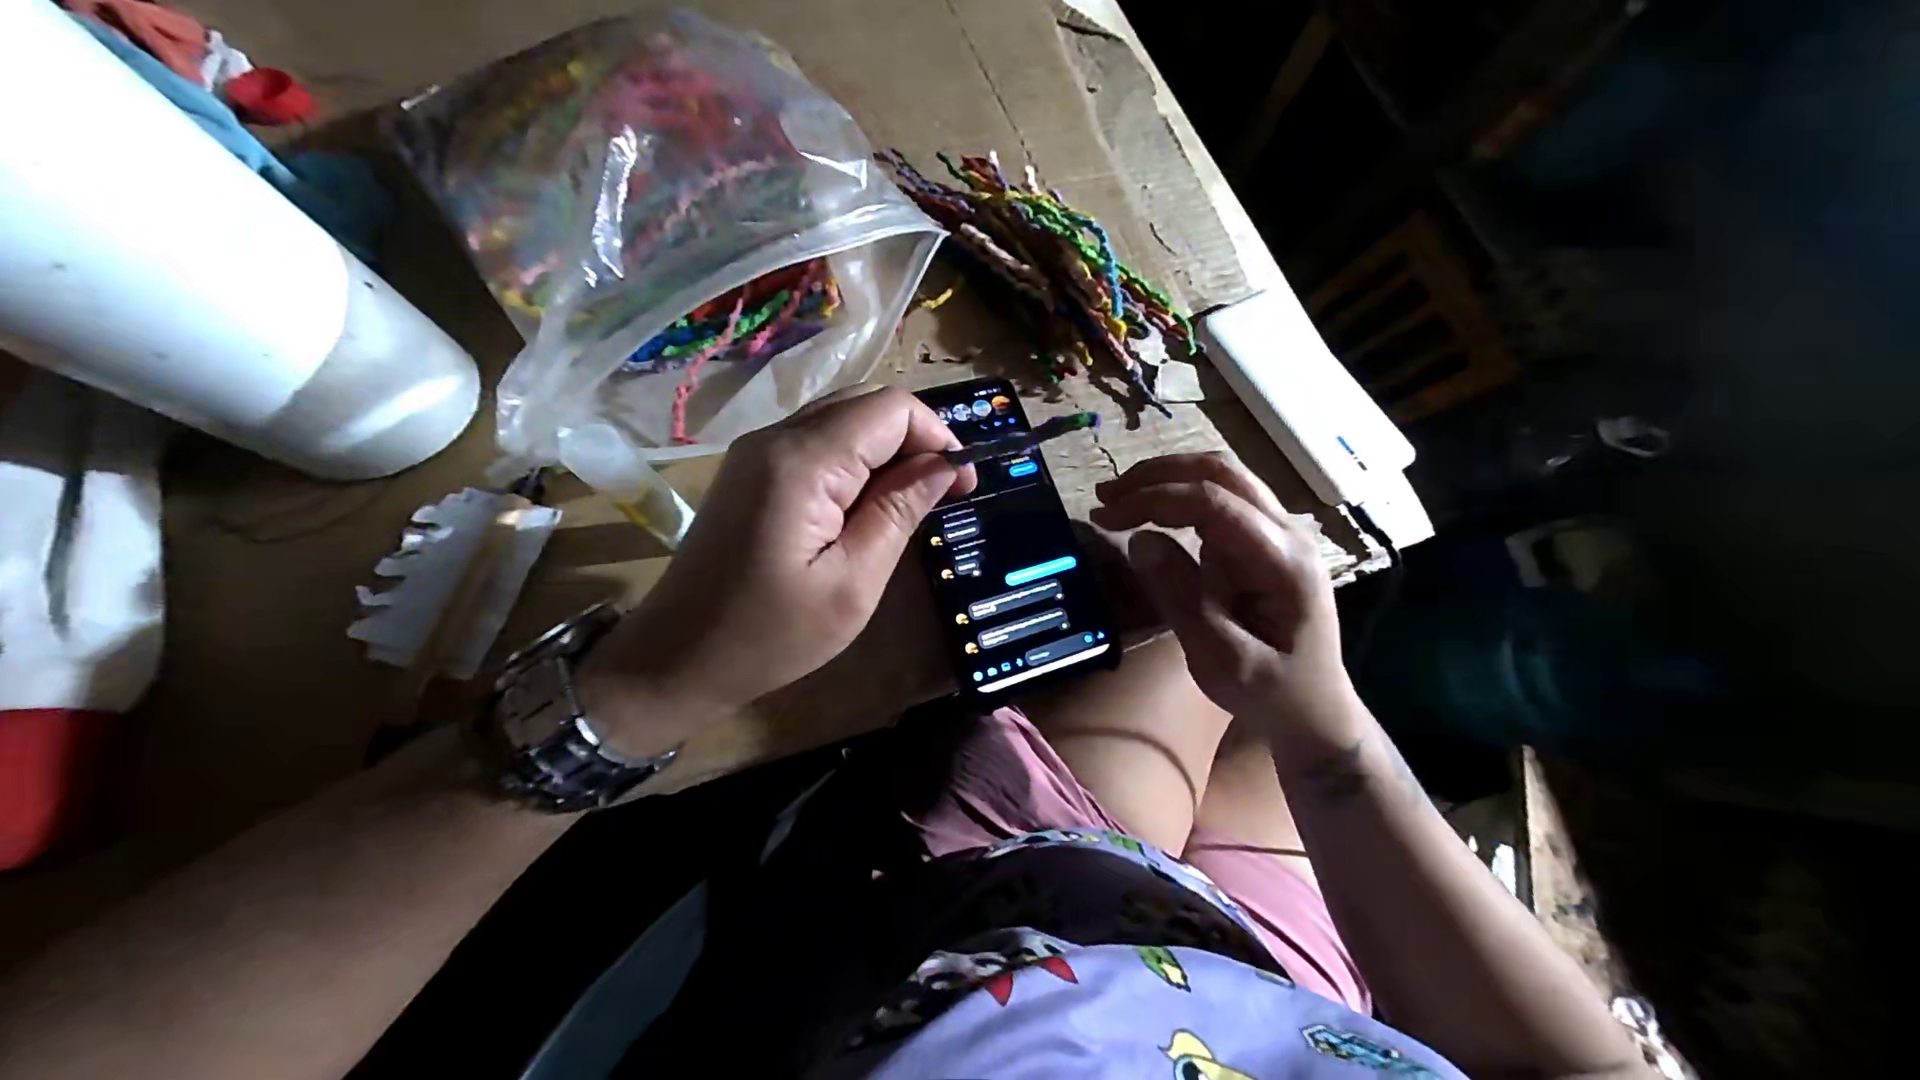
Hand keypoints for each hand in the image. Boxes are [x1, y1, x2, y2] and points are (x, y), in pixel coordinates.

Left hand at [579, 386, 974, 747]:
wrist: (676, 658)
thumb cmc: (769, 636)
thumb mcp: (853, 584)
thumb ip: (899, 512)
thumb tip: (944, 465)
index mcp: (801, 462)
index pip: (889, 409)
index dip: (937, 436)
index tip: (963, 484)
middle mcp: (775, 438)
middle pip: (865, 405)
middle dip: (915, 440)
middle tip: (943, 494)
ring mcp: (756, 452)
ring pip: (842, 420)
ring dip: (887, 451)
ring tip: (911, 503)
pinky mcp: (751, 472)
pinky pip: (817, 444)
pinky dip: (855, 462)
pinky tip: (867, 506)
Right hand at [1089, 453, 1361, 753]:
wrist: (1313, 712)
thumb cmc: (1271, 692)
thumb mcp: (1221, 660)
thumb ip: (1182, 598)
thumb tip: (1140, 540)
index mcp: (1284, 561)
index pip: (1214, 502)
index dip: (1155, 499)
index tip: (1106, 516)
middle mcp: (1287, 533)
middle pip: (1222, 471)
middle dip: (1158, 475)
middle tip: (1107, 496)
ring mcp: (1276, 534)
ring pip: (1221, 476)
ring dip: (1166, 478)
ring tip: (1118, 497)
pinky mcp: (1260, 542)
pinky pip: (1219, 500)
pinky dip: (1177, 495)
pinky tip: (1147, 511)